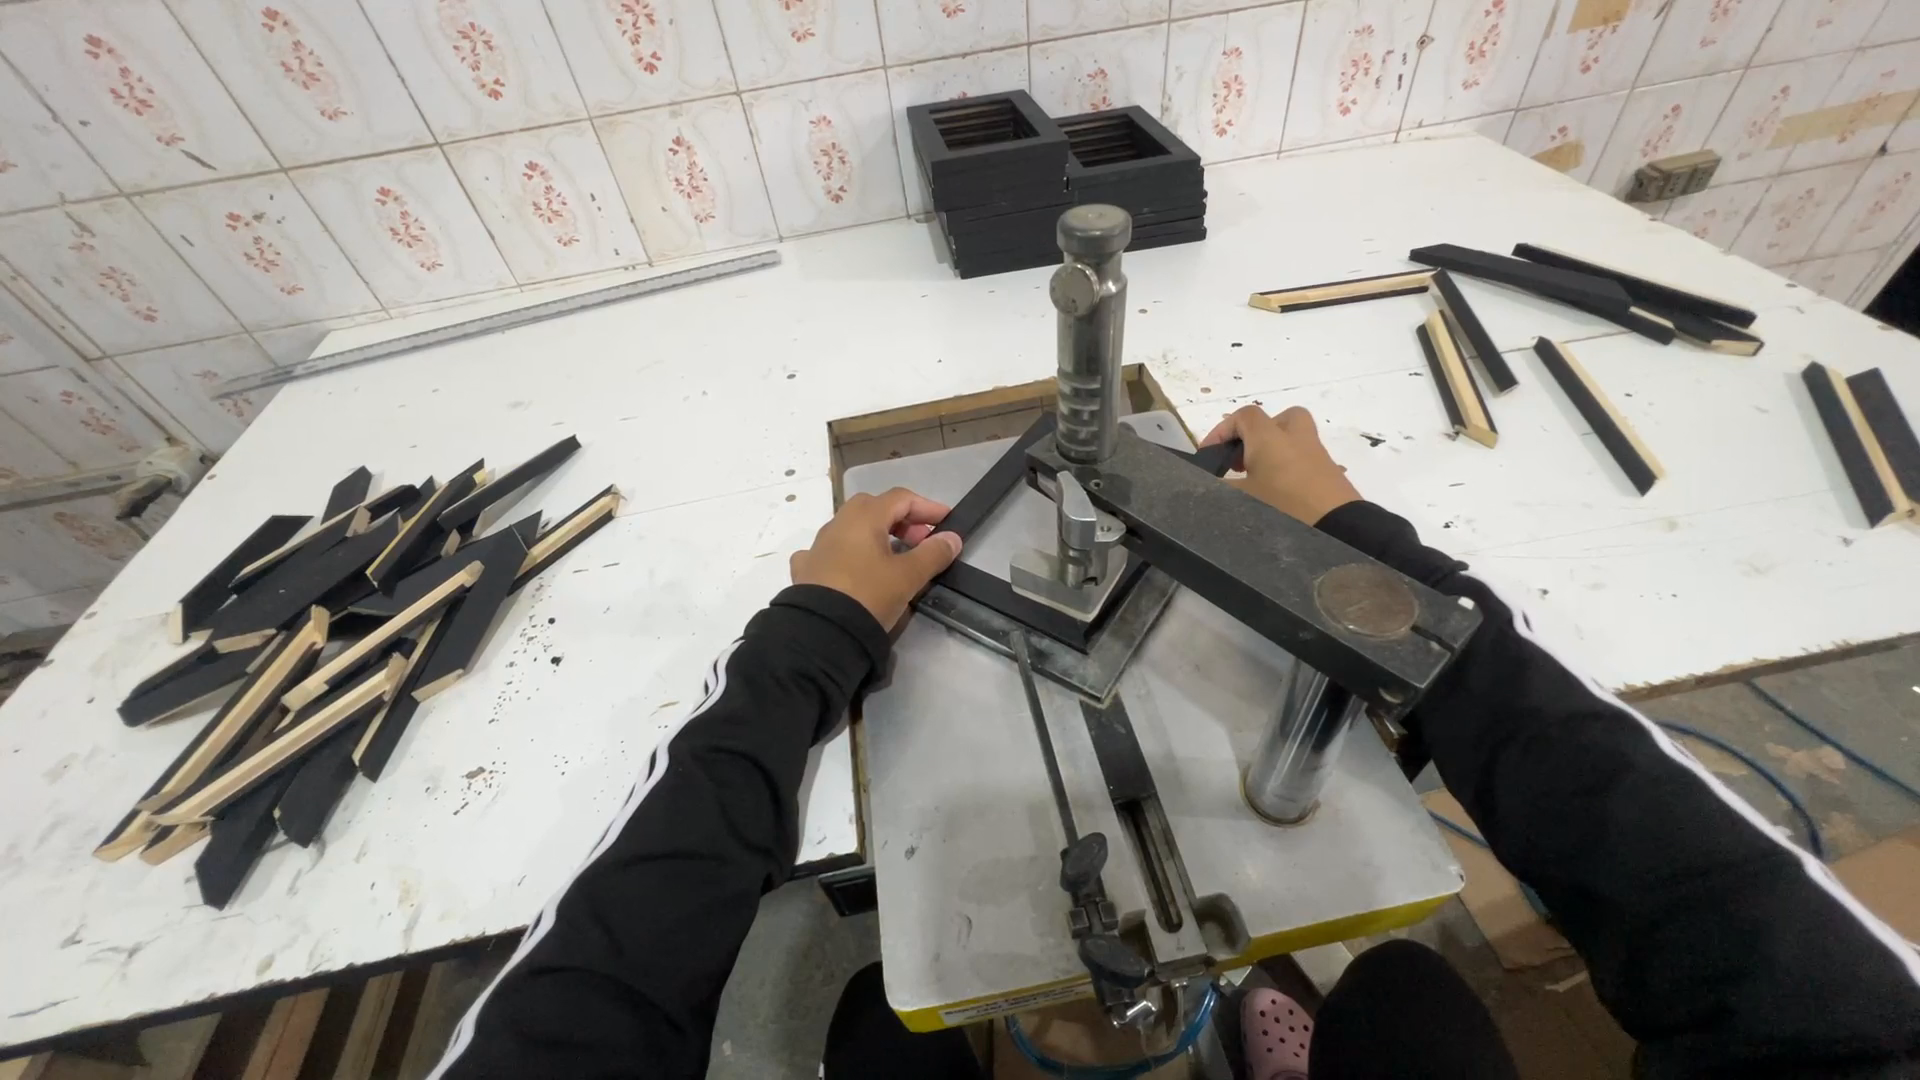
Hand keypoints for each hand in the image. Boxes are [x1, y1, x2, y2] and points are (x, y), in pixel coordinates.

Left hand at [791, 488, 963, 628]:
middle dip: (901, 519)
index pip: (901, 499)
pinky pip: (829, 551)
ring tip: (892, 557)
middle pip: (873, 508)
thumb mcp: (908, 576)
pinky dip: (846, 553)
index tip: (947, 522)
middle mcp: (838, 524)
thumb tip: (952, 538)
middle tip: (920, 540)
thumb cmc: (869, 595)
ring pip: (850, 528)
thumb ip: (933, 554)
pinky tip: (850, 567)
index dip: (927, 507)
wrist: (822, 631)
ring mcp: (818, 546)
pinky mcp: (806, 569)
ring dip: (875, 535)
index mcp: (863, 518)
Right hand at [1199, 405, 1361, 524]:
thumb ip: (1218, 489)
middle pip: (1277, 420)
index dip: (1221, 430)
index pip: (1244, 416)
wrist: (1338, 531)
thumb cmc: (1282, 508)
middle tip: (1242, 460)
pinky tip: (1278, 497)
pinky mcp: (1331, 475)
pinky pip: (1304, 462)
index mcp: (1270, 437)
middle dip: (1256, 435)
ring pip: (1293, 440)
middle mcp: (1297, 439)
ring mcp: (1318, 456)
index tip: (1209, 454)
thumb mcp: (1240, 500)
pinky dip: (1289, 470)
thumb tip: (1204, 484)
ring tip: (1257, 482)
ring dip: (1273, 453)